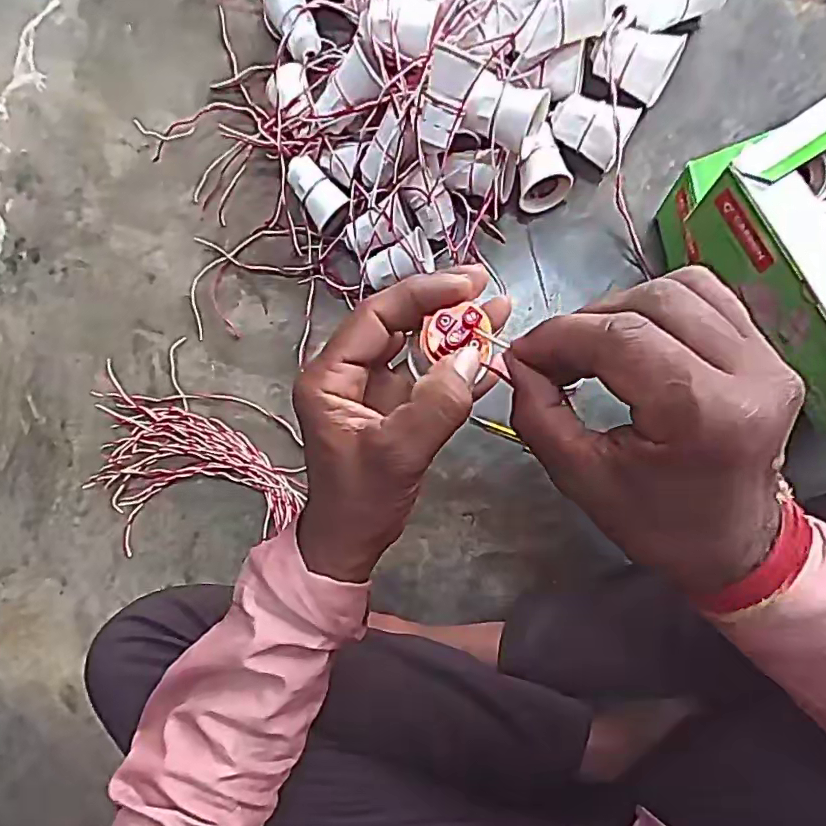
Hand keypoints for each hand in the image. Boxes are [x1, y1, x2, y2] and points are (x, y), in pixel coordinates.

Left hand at [294, 268, 511, 581]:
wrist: (351, 543)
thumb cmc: (359, 503)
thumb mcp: (396, 454)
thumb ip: (436, 405)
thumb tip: (472, 357)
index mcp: (329, 376)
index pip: (376, 316)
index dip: (423, 294)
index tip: (467, 283)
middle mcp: (347, 375)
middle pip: (396, 325)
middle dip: (442, 307)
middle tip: (487, 290)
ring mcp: (371, 392)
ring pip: (414, 348)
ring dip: (453, 333)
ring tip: (496, 314)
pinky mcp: (393, 411)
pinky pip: (425, 378)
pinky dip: (454, 367)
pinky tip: (486, 355)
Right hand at [505, 267, 802, 595]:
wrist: (733, 545)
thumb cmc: (659, 525)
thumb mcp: (582, 480)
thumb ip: (539, 416)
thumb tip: (519, 362)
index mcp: (701, 413)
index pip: (619, 338)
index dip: (559, 336)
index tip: (523, 353)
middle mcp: (749, 374)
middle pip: (651, 302)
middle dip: (585, 322)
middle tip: (550, 355)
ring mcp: (768, 359)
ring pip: (683, 288)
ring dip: (622, 308)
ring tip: (589, 346)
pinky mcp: (771, 355)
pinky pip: (710, 299)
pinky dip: (659, 308)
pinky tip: (632, 337)